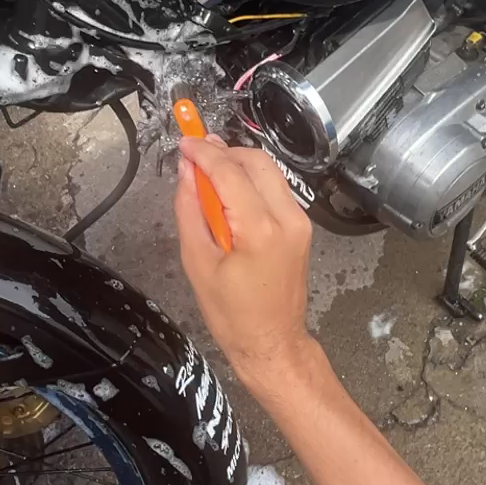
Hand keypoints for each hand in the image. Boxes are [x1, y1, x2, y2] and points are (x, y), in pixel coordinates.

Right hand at [173, 137, 332, 404]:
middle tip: (195, 156)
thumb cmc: (231, 314)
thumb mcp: (197, 262)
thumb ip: (190, 210)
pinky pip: (275, 190)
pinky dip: (251, 183)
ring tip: (208, 175)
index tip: (184, 140)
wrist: (273, 344)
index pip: (230, 172)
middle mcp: (288, 218)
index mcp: (260, 229)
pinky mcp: (301, 227)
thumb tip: (187, 171)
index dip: (204, 152)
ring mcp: (300, 221)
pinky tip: (229, 196)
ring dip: (238, 165)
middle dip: (224, 152)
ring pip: (269, 171)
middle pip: (256, 161)